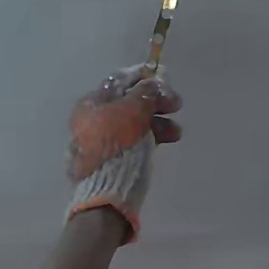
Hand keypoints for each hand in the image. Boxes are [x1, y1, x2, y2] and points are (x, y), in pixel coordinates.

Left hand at [66, 65, 181, 241]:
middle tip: (177, 104)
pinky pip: (136, 139)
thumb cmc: (118, 145)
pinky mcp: (114, 158)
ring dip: (159, 121)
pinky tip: (169, 139)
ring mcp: (103, 140)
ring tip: (177, 131)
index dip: (143, 76)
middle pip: (129, 101)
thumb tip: (156, 80)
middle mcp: (94, 119)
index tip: (165, 76)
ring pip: (136, 122)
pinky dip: (152, 137)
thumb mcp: (134, 110)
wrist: (107, 192)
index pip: (119, 80)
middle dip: (156, 101)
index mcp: (92, 103)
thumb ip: (146, 92)